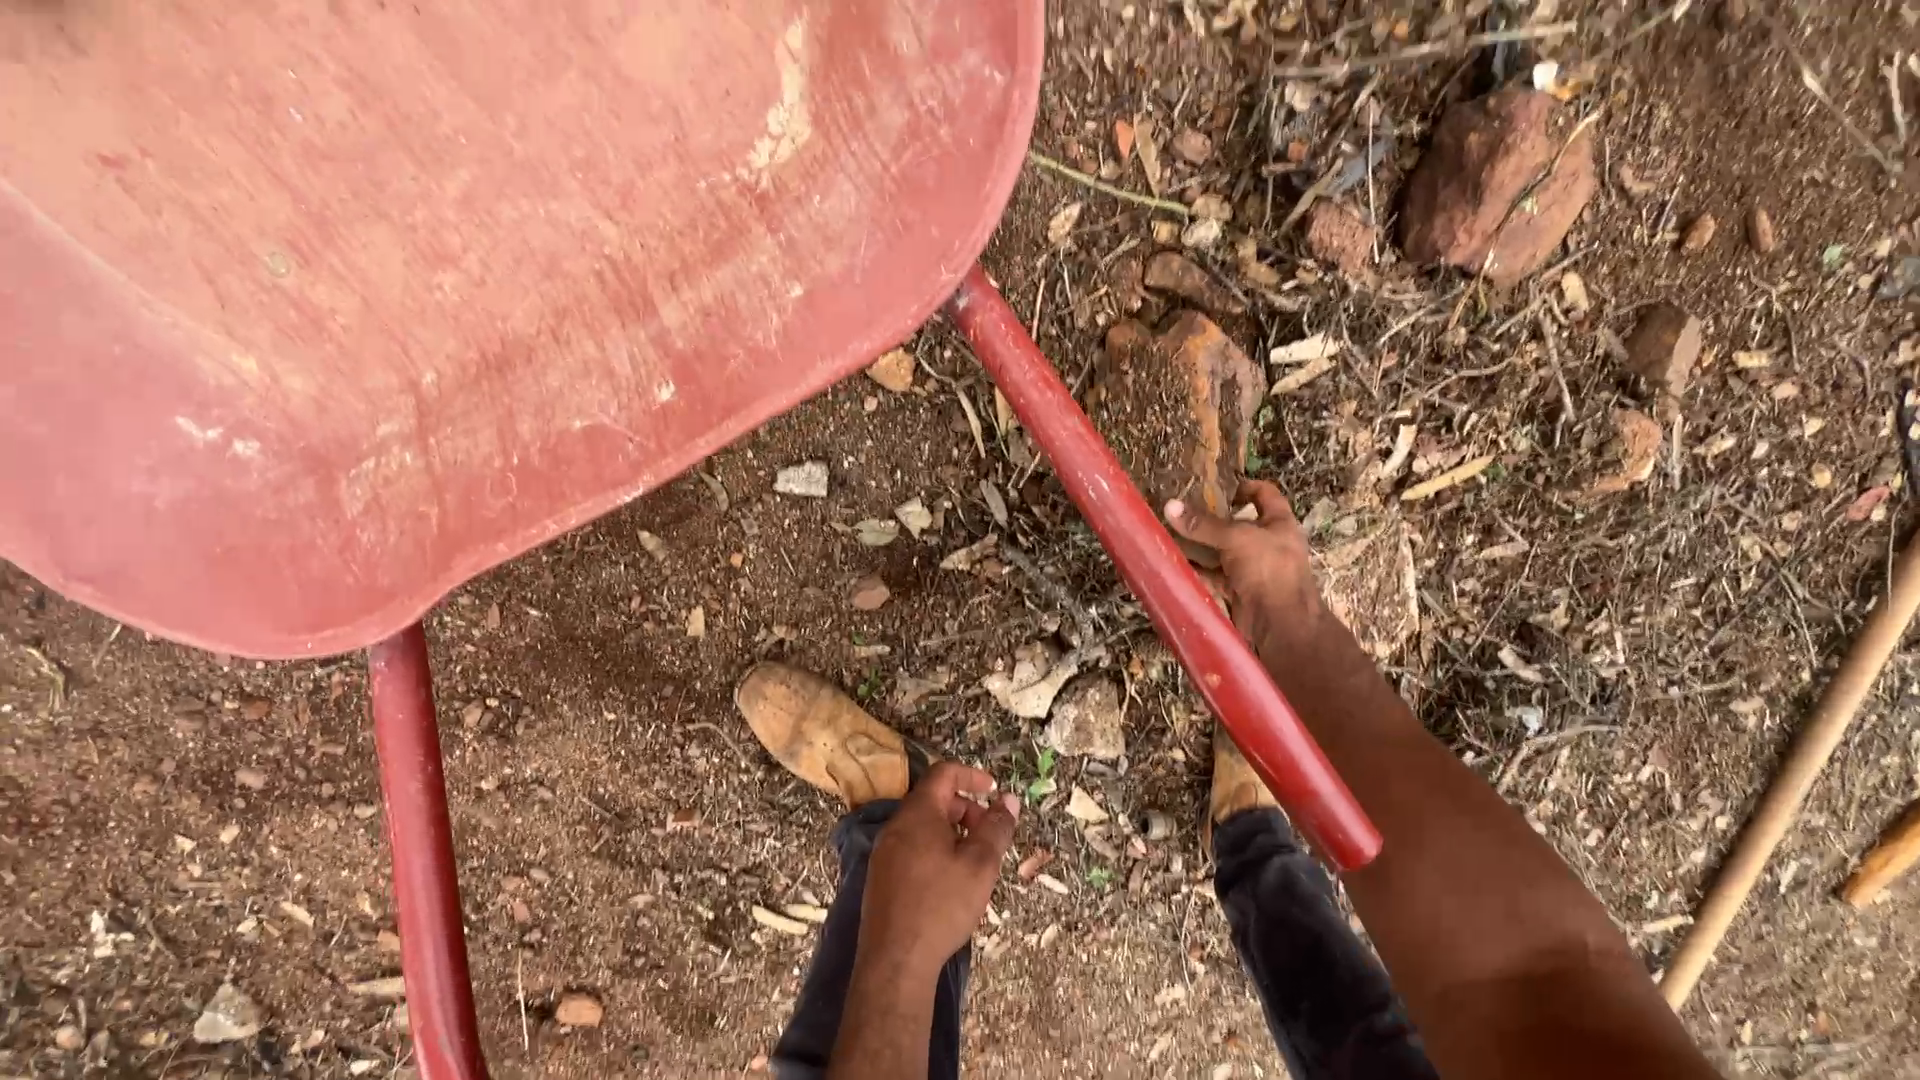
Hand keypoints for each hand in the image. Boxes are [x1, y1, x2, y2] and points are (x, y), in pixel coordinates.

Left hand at [857, 761, 1018, 976]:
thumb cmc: (941, 906)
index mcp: (917, 814)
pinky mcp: (881, 878)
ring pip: (923, 827)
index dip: (971, 775)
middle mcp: (895, 826)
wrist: (895, 961)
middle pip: (933, 799)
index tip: (993, 790)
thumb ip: (996, 828)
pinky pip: (912, 848)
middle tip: (989, 835)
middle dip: (966, 809)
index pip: (943, 773)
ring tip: (974, 862)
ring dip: (952, 832)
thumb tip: (1009, 799)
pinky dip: (935, 850)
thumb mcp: (980, 865)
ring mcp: (884, 853)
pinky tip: (950, 882)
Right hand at [1165, 480, 1329, 654]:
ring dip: (1199, 545)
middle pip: (1236, 524)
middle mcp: (1267, 543)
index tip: (1215, 487)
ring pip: (1221, 551)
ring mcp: (1252, 568)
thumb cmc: (1269, 570)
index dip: (1243, 486)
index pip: (1264, 494)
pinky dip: (1196, 570)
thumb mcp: (1236, 539)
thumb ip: (1203, 524)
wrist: (1281, 624)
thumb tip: (1169, 506)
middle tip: (1181, 510)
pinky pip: (1213, 575)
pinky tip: (1174, 563)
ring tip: (1170, 533)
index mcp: (1279, 523)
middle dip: (1211, 518)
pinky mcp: (1238, 590)